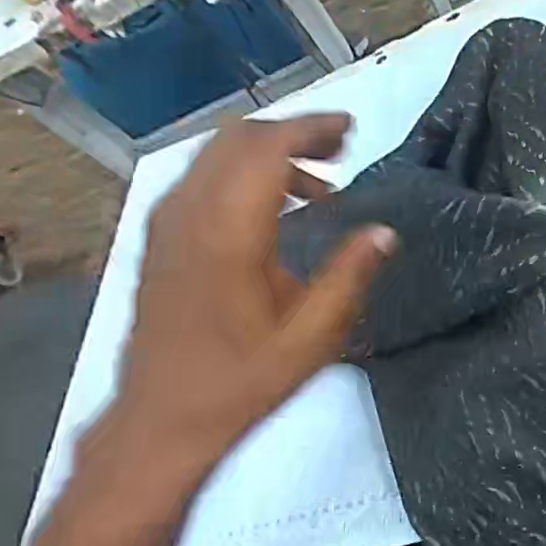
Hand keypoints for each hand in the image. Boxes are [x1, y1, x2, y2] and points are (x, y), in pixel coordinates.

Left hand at [86, 113, 395, 491]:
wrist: (164, 415)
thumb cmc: (247, 379)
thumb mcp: (315, 336)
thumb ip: (350, 276)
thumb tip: (385, 232)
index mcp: (228, 233)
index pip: (265, 149)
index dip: (310, 130)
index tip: (351, 130)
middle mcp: (187, 214)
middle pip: (235, 140)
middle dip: (291, 133)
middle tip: (342, 148)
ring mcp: (165, 225)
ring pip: (214, 157)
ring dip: (267, 154)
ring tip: (320, 183)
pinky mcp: (160, 241)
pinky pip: (201, 182)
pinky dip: (243, 176)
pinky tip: (276, 208)